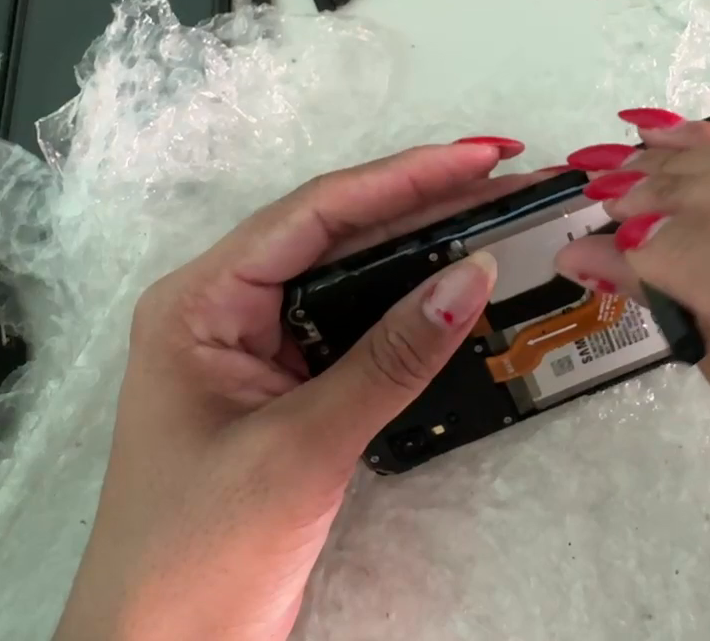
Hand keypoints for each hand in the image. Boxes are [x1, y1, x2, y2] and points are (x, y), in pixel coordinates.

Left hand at [55, 139, 534, 640]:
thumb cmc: (201, 554)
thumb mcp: (301, 447)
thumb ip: (392, 357)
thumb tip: (475, 272)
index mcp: (204, 298)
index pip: (319, 212)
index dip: (407, 176)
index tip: (482, 155)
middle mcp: (232, 303)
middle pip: (342, 230)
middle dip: (427, 201)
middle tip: (508, 177)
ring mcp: (263, 341)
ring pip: (356, 270)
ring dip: (426, 242)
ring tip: (499, 212)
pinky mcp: (293, 379)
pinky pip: (361, 318)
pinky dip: (413, 299)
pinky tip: (458, 282)